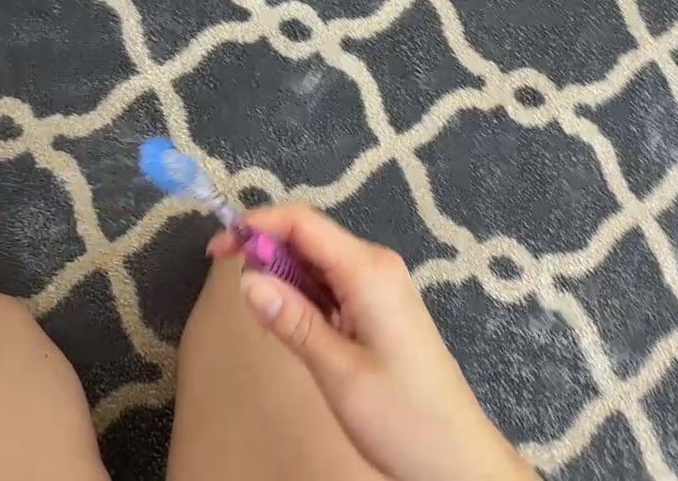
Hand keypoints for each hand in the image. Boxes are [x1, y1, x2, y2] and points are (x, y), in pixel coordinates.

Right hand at [209, 205, 538, 480]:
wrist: (460, 462)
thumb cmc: (404, 418)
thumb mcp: (339, 372)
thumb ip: (292, 320)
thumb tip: (246, 280)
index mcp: (368, 270)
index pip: (302, 222)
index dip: (256, 225)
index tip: (217, 248)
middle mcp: (374, 265)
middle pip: (307, 236)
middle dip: (265, 251)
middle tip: (233, 286)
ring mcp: (378, 285)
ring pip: (315, 261)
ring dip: (282, 277)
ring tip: (265, 317)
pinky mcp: (377, 306)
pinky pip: (329, 284)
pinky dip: (302, 295)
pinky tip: (290, 324)